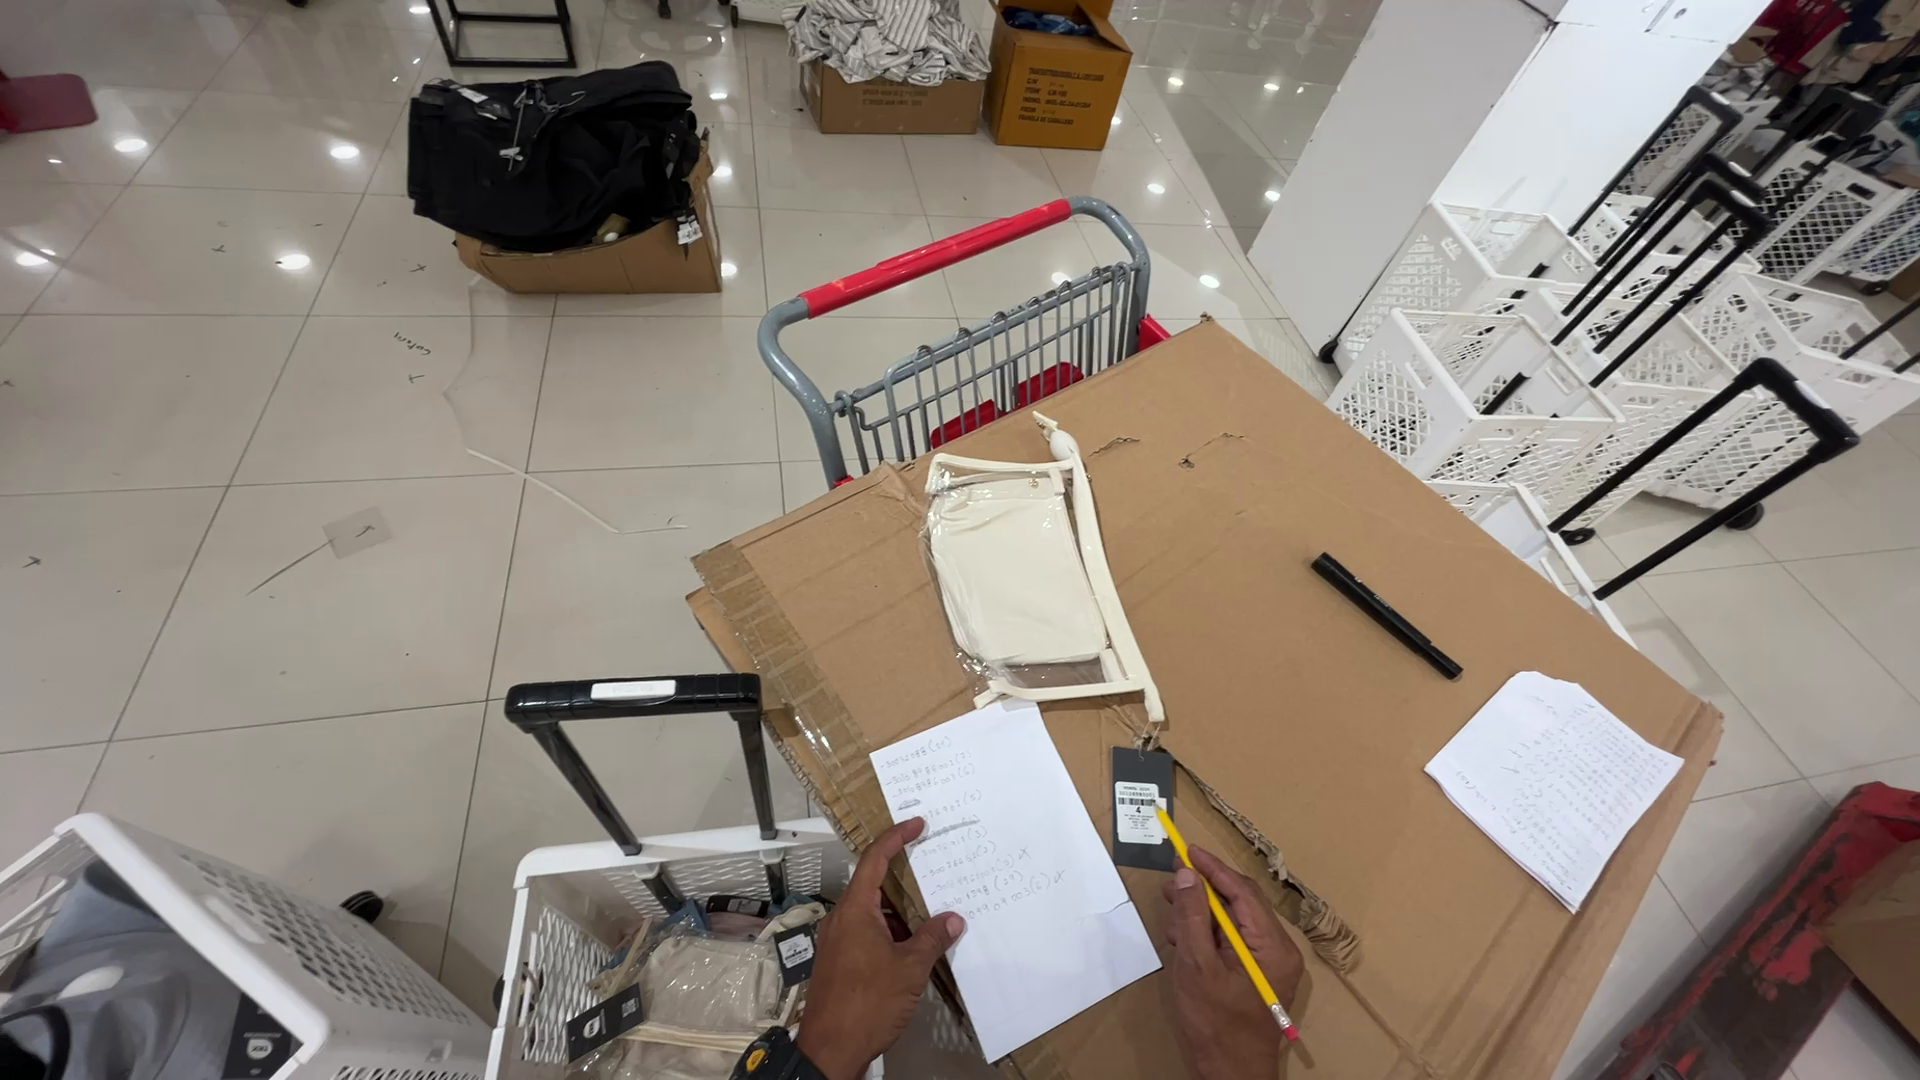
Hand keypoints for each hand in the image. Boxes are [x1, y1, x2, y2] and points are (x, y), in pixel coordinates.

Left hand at [797, 817, 965, 1079]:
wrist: (830, 1052)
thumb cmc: (867, 1003)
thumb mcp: (908, 969)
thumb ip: (932, 939)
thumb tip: (954, 919)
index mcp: (855, 909)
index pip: (874, 859)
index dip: (896, 837)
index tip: (917, 823)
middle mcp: (842, 917)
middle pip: (873, 883)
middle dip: (903, 876)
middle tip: (930, 864)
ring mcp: (838, 940)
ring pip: (872, 911)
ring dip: (899, 910)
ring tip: (930, 909)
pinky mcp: (840, 961)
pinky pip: (867, 931)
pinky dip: (890, 930)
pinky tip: (912, 943)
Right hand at [1161, 844, 1303, 1079]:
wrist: (1232, 1078)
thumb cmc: (1216, 1024)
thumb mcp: (1197, 965)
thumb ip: (1193, 916)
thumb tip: (1188, 874)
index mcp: (1272, 946)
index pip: (1242, 891)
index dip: (1212, 868)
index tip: (1186, 850)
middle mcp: (1277, 950)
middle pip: (1240, 902)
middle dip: (1204, 888)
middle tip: (1172, 879)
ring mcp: (1269, 964)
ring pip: (1233, 920)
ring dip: (1202, 912)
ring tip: (1172, 910)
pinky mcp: (1256, 975)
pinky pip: (1232, 941)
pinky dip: (1207, 933)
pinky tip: (1182, 938)